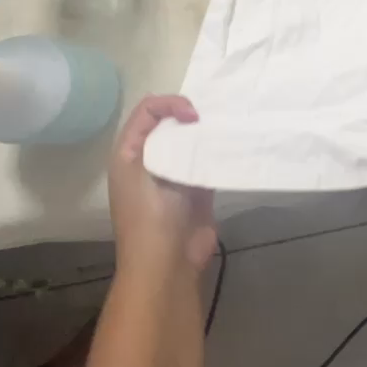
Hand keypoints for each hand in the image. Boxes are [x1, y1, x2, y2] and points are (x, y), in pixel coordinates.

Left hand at [108, 96, 218, 280]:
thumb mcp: (144, 169)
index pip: (148, 110)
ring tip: (229, 126)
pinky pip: (209, 159)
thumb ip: (161, 137)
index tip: (195, 116)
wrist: (168, 262)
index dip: (171, 104)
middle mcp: (152, 158)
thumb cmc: (150, 215)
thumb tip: (189, 117)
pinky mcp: (199, 186)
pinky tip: (236, 145)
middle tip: (216, 117)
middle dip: (193, 114)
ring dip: (209, 133)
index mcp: (130, 152)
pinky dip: (221, 151)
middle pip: (172, 122)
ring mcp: (176, 172)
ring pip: (193, 140)